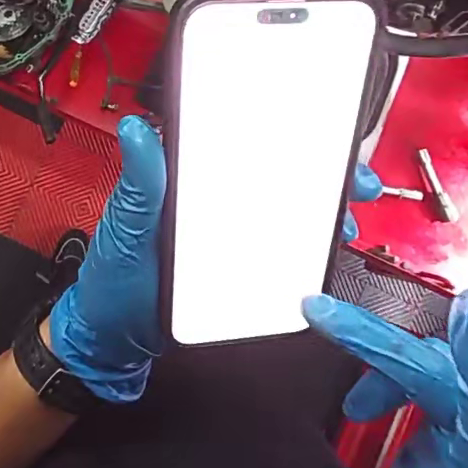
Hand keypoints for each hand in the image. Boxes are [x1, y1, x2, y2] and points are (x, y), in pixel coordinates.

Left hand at [49, 116, 382, 402]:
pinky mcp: (240, 265)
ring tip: (345, 220)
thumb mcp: (126, 227)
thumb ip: (140, 182)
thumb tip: (135, 131)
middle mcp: (215, 203)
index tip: (315, 128)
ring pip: (286, 212)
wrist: (116, 339)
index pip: (240, 145)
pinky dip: (307, 249)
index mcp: (188, 181)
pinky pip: (281, 251)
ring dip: (322, 211)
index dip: (281, 132)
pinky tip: (321, 252)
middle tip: (353, 180)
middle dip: (322, 173)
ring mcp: (230, 234)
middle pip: (277, 176)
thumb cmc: (114, 279)